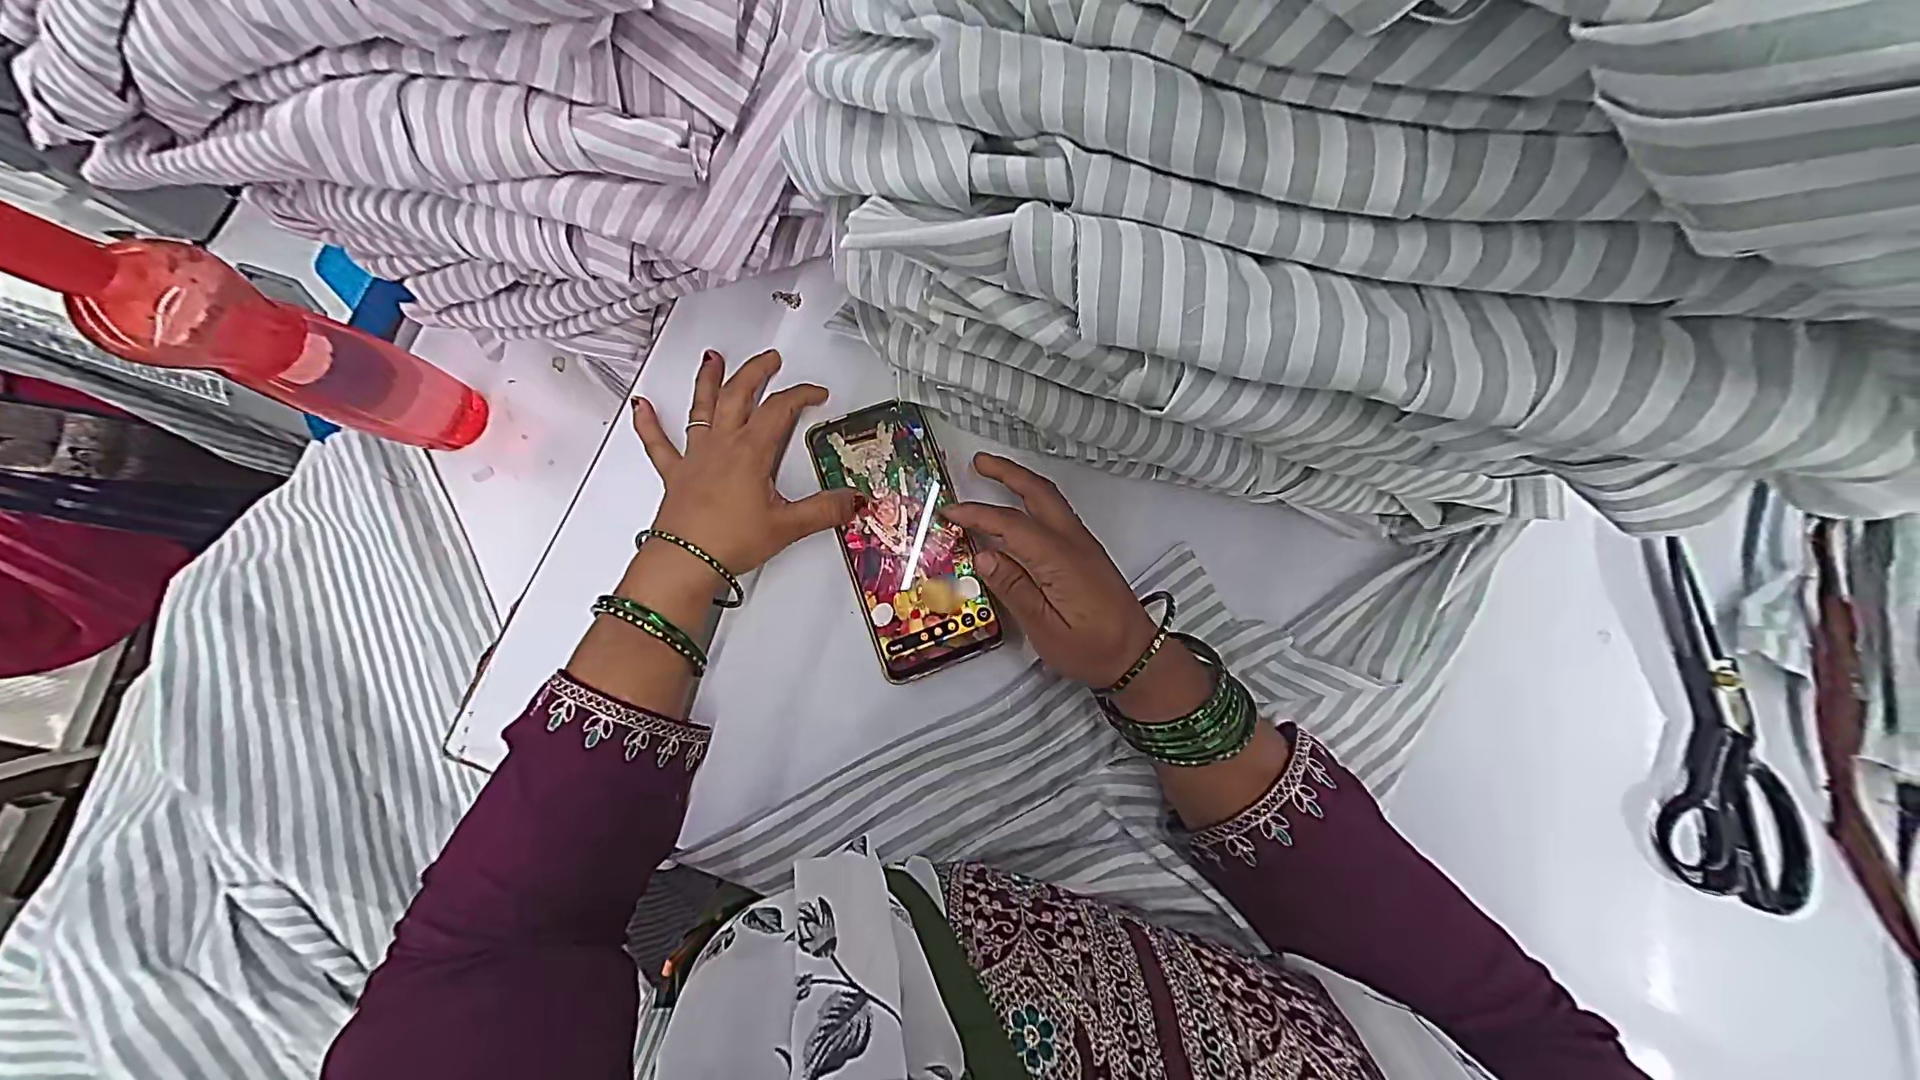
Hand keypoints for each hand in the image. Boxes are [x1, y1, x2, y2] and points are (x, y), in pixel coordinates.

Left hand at [631, 349, 858, 576]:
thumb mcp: (788, 526)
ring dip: (708, 380)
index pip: (779, 409)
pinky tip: (641, 407)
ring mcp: (696, 457)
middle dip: (757, 372)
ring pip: (701, 407)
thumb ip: (824, 510)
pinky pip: (658, 443)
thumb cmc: (728, 541)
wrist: (686, 561)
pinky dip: (648, 423)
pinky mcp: (676, 474)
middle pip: (738, 394)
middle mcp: (721, 446)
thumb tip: (850, 500)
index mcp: (750, 452)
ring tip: (713, 360)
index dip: (801, 394)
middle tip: (769, 360)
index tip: (815, 392)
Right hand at [943, 453, 1211, 720]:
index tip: (951, 512)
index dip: (977, 515)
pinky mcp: (1086, 552)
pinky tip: (1020, 508)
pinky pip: (1056, 512)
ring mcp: (1083, 544)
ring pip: (1049, 498)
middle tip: (978, 461)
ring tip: (994, 473)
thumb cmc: (1094, 649)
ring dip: (1021, 481)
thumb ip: (1015, 590)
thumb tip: (984, 558)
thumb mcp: (1046, 630)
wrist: (1137, 656)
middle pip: (1037, 493)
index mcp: (1060, 560)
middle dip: (1006, 472)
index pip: (1011, 524)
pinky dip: (1033, 498)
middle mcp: (1073, 543)